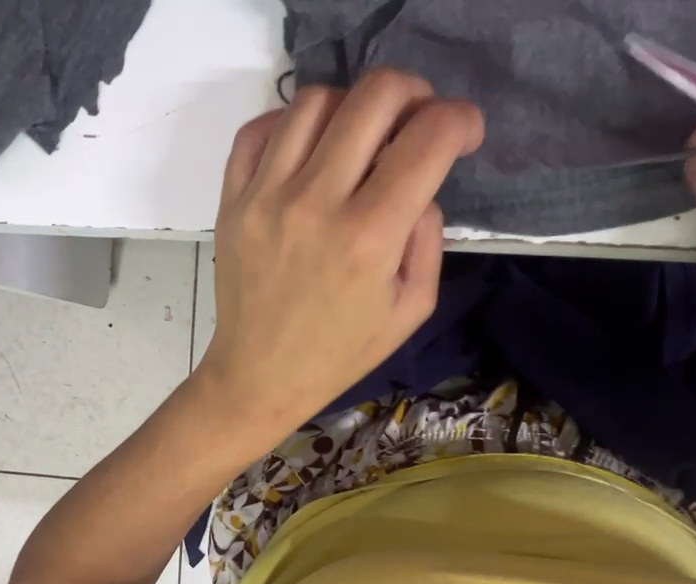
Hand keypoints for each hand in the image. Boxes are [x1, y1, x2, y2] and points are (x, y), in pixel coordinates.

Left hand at [200, 71, 483, 424]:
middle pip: (376, 94)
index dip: (462, 120)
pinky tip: (308, 150)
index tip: (463, 136)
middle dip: (414, 94)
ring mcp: (267, 198)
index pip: (430, 135)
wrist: (259, 377)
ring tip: (360, 138)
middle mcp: (316, 203)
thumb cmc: (340, 352)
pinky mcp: (232, 202)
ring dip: (352, 106)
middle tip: (416, 123)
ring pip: (316, 100)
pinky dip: (289, 124)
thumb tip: (420, 181)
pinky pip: (258, 130)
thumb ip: (428, 235)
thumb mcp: (411, 308)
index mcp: (370, 236)